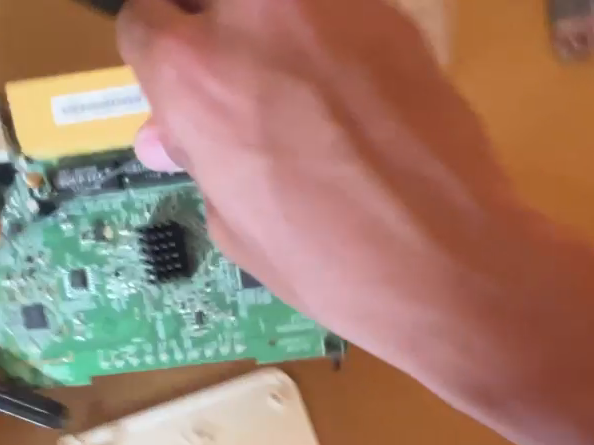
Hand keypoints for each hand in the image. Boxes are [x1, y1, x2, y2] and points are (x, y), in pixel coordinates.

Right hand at [118, 0, 550, 366]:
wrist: (449, 264)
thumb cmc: (335, 269)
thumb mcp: (241, 231)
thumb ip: (199, 162)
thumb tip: (168, 135)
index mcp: (195, 74)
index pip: (143, 23)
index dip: (164, 67)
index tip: (187, 97)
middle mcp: (255, 12)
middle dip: (215, 31)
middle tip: (244, 87)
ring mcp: (329, 1)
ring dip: (277, 31)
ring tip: (307, 93)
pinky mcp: (390, 11)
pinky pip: (338, 10)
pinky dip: (334, 41)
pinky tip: (358, 99)